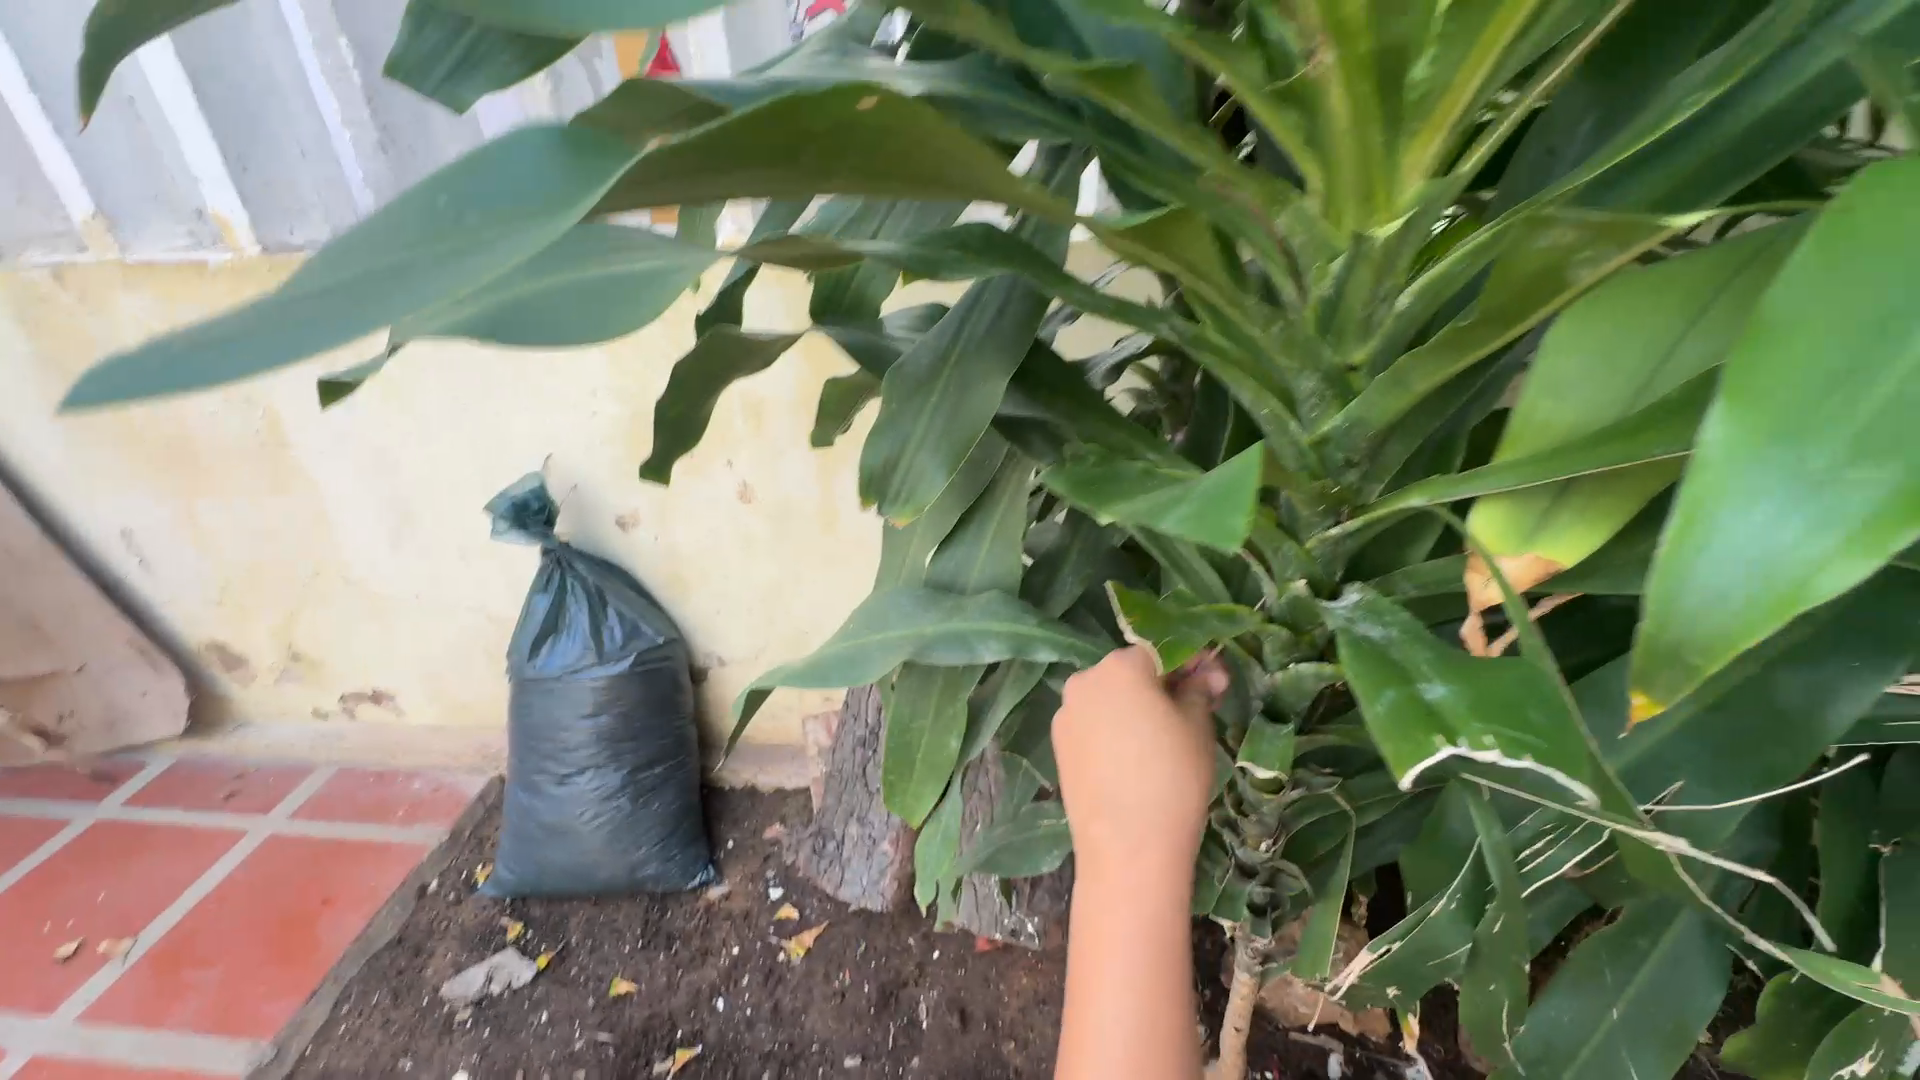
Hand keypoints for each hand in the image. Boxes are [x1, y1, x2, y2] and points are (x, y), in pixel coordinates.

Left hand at [1052, 645, 1226, 881]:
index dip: (1191, 664)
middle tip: (1195, 711)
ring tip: (1166, 741)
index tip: (1215, 682)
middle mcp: (1084, 681)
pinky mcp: (1058, 745)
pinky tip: (1135, 759)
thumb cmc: (1172, 778)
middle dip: (1162, 685)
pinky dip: (1114, 731)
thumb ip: (1198, 691)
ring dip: (1136, 708)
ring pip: (1109, 699)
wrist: (1128, 847)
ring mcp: (1066, 714)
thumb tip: (1208, 673)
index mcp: (1118, 667)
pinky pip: (1093, 725)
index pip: (1160, 652)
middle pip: (1130, 673)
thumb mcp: (1196, 728)